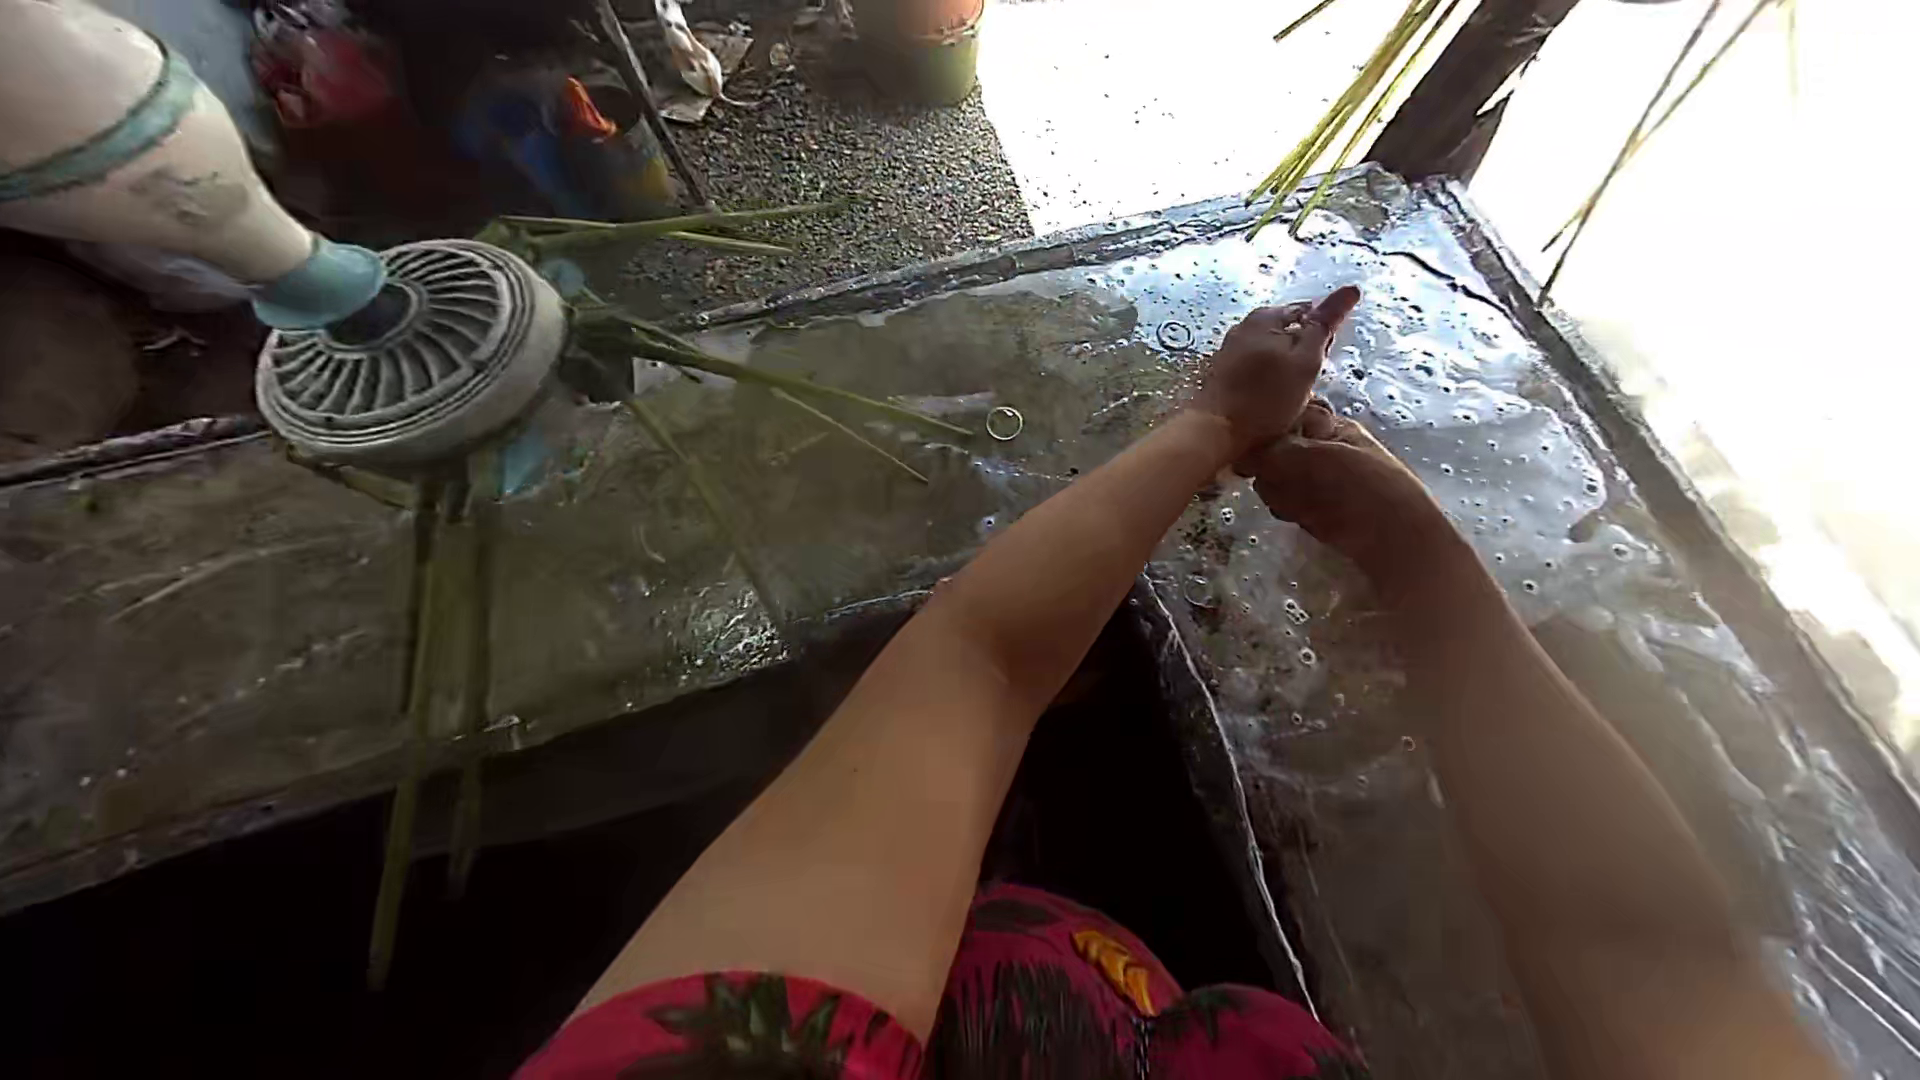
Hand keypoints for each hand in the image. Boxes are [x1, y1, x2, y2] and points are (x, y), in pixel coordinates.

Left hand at [1190, 286, 1361, 458]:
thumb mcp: (1305, 360)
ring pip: (1271, 352)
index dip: (1323, 336)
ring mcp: (1228, 350)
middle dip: (1302, 352)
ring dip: (1284, 368)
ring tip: (1288, 392)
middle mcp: (1242, 328)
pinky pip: (1254, 369)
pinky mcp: (1221, 374)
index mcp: (1263, 317)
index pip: (1309, 312)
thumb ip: (1325, 325)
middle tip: (1305, 381)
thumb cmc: (1265, 399)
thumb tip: (1350, 289)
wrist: (1215, 432)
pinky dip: (1265, 379)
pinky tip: (1268, 397)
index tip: (1323, 360)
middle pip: (1287, 332)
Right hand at [1237, 400, 1457, 596]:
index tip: (1253, 442)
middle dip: (1270, 466)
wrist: (1391, 535)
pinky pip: (1278, 500)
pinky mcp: (1306, 506)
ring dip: (1278, 490)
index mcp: (1326, 426)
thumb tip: (1237, 455)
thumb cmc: (1362, 484)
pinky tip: (1300, 513)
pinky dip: (1285, 507)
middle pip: (1269, 451)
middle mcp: (1315, 449)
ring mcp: (1310, 479)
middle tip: (1284, 476)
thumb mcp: (1313, 456)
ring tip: (1300, 500)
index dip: (1266, 429)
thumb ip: (1271, 451)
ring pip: (1269, 478)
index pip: (1282, 417)